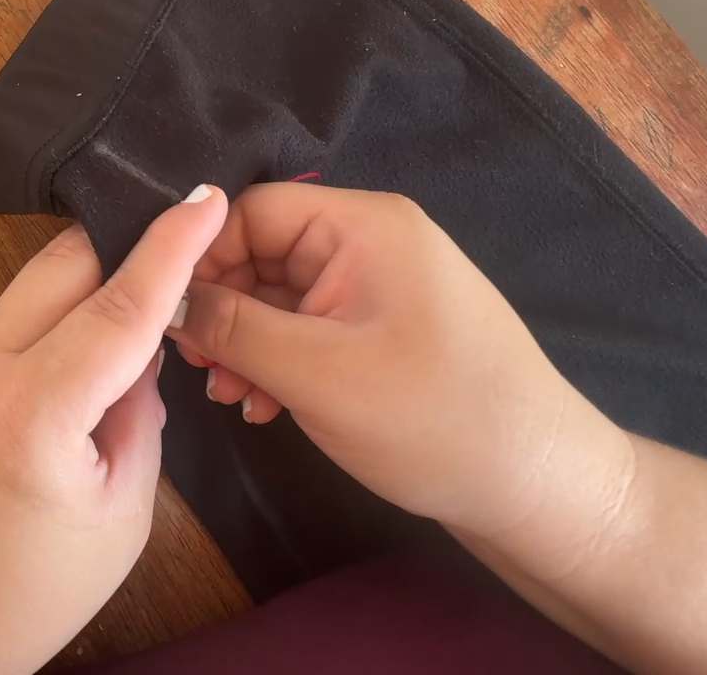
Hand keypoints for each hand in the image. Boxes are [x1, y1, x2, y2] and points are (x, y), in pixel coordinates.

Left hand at [0, 185, 227, 674]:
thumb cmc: (32, 586)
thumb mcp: (120, 511)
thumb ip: (139, 410)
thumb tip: (146, 343)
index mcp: (31, 415)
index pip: (117, 309)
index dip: (169, 247)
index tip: (204, 197)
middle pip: (63, 264)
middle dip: (123, 245)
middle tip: (175, 251)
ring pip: (35, 280)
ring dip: (90, 277)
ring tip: (134, 311)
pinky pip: (13, 311)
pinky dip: (57, 310)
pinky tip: (81, 345)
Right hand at [168, 183, 629, 541]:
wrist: (544, 495)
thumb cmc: (433, 418)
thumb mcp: (316, 372)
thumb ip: (228, 325)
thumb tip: (162, 297)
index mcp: (361, 224)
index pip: (250, 211)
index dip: (202, 257)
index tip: (170, 313)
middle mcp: (363, 242)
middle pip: (258, 254)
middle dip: (221, 310)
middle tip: (195, 365)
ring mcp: (369, 286)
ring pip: (272, 296)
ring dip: (241, 343)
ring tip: (229, 394)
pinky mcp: (371, 327)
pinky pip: (299, 326)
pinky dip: (272, 360)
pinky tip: (261, 404)